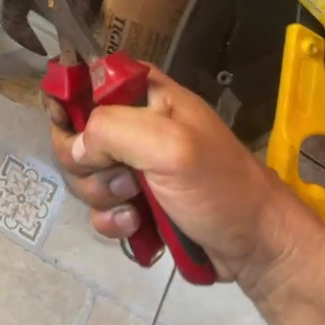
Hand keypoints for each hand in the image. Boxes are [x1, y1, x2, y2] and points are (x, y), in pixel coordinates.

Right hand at [48, 61, 294, 285]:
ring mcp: (130, 162)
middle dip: (86, 160)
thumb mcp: (168, 144)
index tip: (67, 125)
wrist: (258, 248)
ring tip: (138, 205)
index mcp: (140, 92)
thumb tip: (75, 149)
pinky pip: (97, 206)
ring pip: (81, 172)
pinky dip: (112, 220)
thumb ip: (111, 130)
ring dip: (102, 194)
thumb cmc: (219, 185)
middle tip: (120, 176)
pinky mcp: (132, 200)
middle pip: (72, 130)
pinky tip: (137, 226)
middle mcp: (130, 121)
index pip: (82, 76)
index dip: (65, 98)